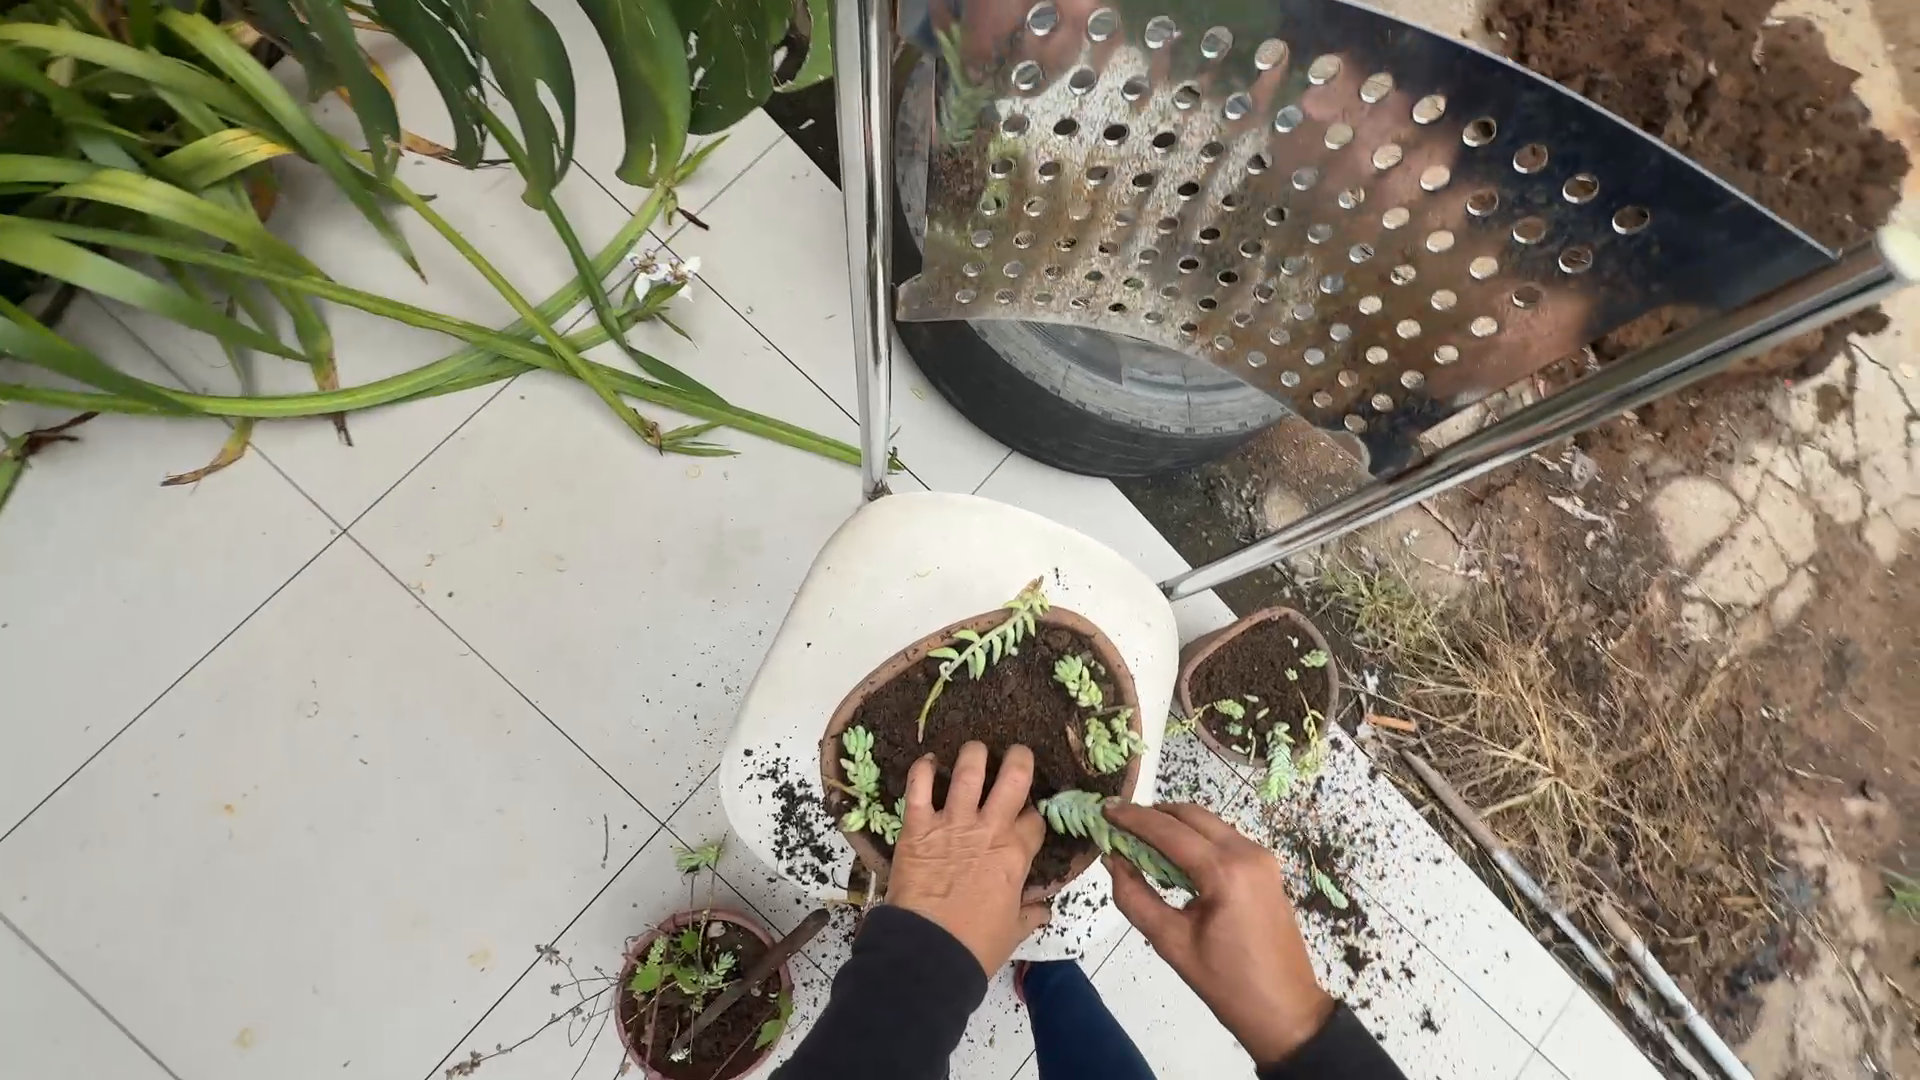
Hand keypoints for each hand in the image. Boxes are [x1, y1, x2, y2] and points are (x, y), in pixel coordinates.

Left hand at [885, 742, 1052, 974]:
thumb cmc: (974, 946)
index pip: (1035, 818)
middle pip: (1013, 778)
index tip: (1030, 811)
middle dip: (1020, 759)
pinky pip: (919, 786)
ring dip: (974, 754)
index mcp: (1015, 855)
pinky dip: (922, 769)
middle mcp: (988, 829)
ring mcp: (952, 823)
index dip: (1035, 811)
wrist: (927, 953)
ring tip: (976, 750)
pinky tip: (929, 761)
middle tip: (1017, 752)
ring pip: (969, 772)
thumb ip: (1029, 914)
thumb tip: (1044, 909)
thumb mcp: (1012, 932)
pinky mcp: (918, 825)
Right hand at [1104, 801, 1335, 1067]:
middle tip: (1120, 824)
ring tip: (1141, 840)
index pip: (1168, 830)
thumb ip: (1134, 897)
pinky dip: (1194, 837)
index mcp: (1224, 872)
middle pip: (1189, 814)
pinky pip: (1222, 836)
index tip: (1104, 809)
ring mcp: (1261, 857)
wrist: (1289, 1015)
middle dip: (1152, 814)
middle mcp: (1246, 853)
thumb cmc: (1228, 985)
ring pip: (1207, 822)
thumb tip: (1112, 859)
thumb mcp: (1171, 944)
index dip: (1133, 818)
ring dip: (1173, 824)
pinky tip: (1174, 856)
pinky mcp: (1266, 867)